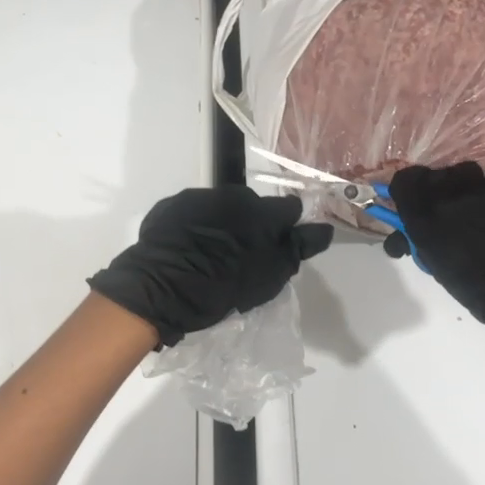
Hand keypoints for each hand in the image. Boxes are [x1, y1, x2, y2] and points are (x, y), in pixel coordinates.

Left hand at [88, 187, 332, 346]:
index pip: (290, 208)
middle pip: (255, 206)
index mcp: (263, 212)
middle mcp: (234, 195)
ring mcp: (201, 197)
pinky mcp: (173, 205)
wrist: (160, 289)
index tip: (278, 247)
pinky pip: (194, 213)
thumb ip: (298, 248)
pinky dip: (196, 226)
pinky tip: (188, 249)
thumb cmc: (222, 287)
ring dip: (224, 224)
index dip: (286, 228)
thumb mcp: (270, 276)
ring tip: (211, 254)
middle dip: (253, 225)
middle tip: (242, 256)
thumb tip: (325, 228)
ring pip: (223, 208)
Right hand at [382, 162, 484, 353]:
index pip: (404, 180)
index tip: (413, 200)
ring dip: (461, 186)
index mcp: (423, 215)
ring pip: (460, 172)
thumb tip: (407, 222)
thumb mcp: (430, 258)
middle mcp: (446, 193)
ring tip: (472, 206)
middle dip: (434, 189)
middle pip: (431, 174)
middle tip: (445, 208)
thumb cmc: (468, 281)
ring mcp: (478, 185)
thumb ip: (414, 233)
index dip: (407, 189)